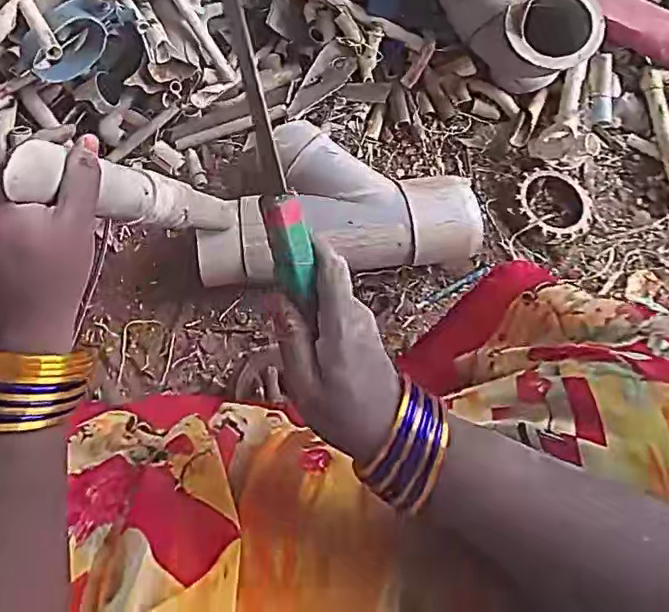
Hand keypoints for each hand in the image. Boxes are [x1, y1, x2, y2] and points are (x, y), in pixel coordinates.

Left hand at [0, 134, 101, 352]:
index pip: (19, 157)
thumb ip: (82, 178)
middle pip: (11, 178)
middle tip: (68, 199)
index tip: (68, 159)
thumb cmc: (52, 288)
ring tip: (57, 224)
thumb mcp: (78, 223)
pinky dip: (18, 222)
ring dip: (31, 202)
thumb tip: (85, 146)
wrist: (30, 336)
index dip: (49, 154)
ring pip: (5, 200)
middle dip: (42, 182)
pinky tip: (41, 239)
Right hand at [269, 237, 402, 466]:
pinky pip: (334, 308)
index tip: (289, 232)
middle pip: (325, 277)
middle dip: (298, 278)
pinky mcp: (363, 330)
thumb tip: (277, 299)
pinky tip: (306, 343)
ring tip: (288, 332)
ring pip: (328, 295)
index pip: (331, 267)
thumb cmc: (345, 413)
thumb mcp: (305, 384)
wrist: (394, 435)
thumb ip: (291, 337)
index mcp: (341, 321)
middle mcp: (356, 312)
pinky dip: (316, 313)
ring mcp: (362, 320)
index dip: (310, 244)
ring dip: (306, 301)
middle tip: (275, 300)